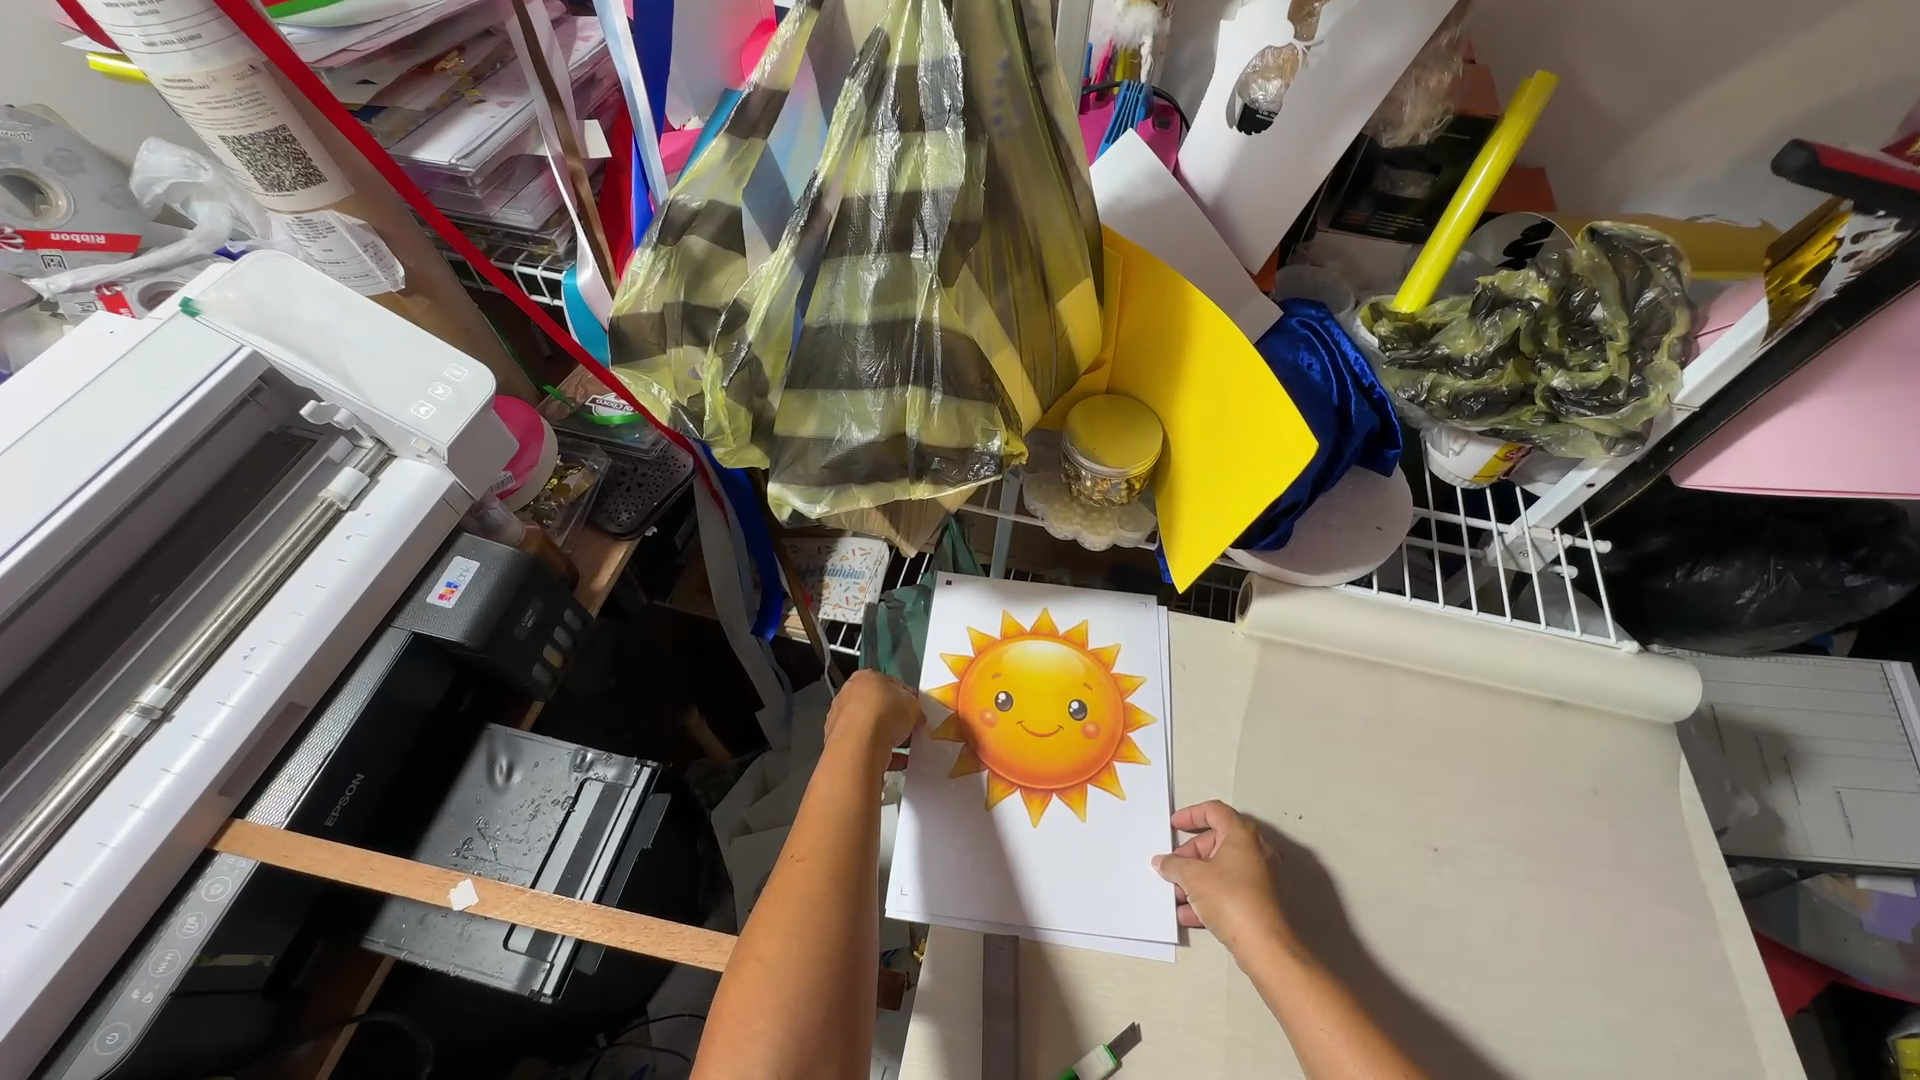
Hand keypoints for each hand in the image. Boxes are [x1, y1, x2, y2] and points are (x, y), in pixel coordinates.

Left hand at [825, 671, 924, 769]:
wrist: (860, 744)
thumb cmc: (884, 713)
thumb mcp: (913, 705)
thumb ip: (914, 708)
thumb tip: (915, 715)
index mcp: (865, 677)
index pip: (888, 683)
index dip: (905, 696)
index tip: (915, 708)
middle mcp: (848, 695)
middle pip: (876, 706)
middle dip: (893, 718)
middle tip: (910, 728)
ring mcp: (841, 720)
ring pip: (869, 728)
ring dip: (886, 737)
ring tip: (905, 746)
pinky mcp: (840, 743)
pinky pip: (865, 747)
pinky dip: (880, 753)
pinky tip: (897, 760)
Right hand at [1153, 800, 1293, 959]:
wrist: (1265, 945)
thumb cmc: (1230, 897)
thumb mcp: (1192, 876)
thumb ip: (1173, 865)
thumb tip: (1162, 862)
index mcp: (1242, 834)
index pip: (1214, 811)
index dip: (1191, 815)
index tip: (1173, 825)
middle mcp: (1256, 850)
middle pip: (1216, 842)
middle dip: (1189, 855)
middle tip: (1172, 867)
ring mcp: (1262, 877)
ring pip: (1222, 869)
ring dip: (1196, 879)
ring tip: (1176, 895)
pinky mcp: (1261, 901)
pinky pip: (1230, 890)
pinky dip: (1209, 896)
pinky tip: (1188, 914)